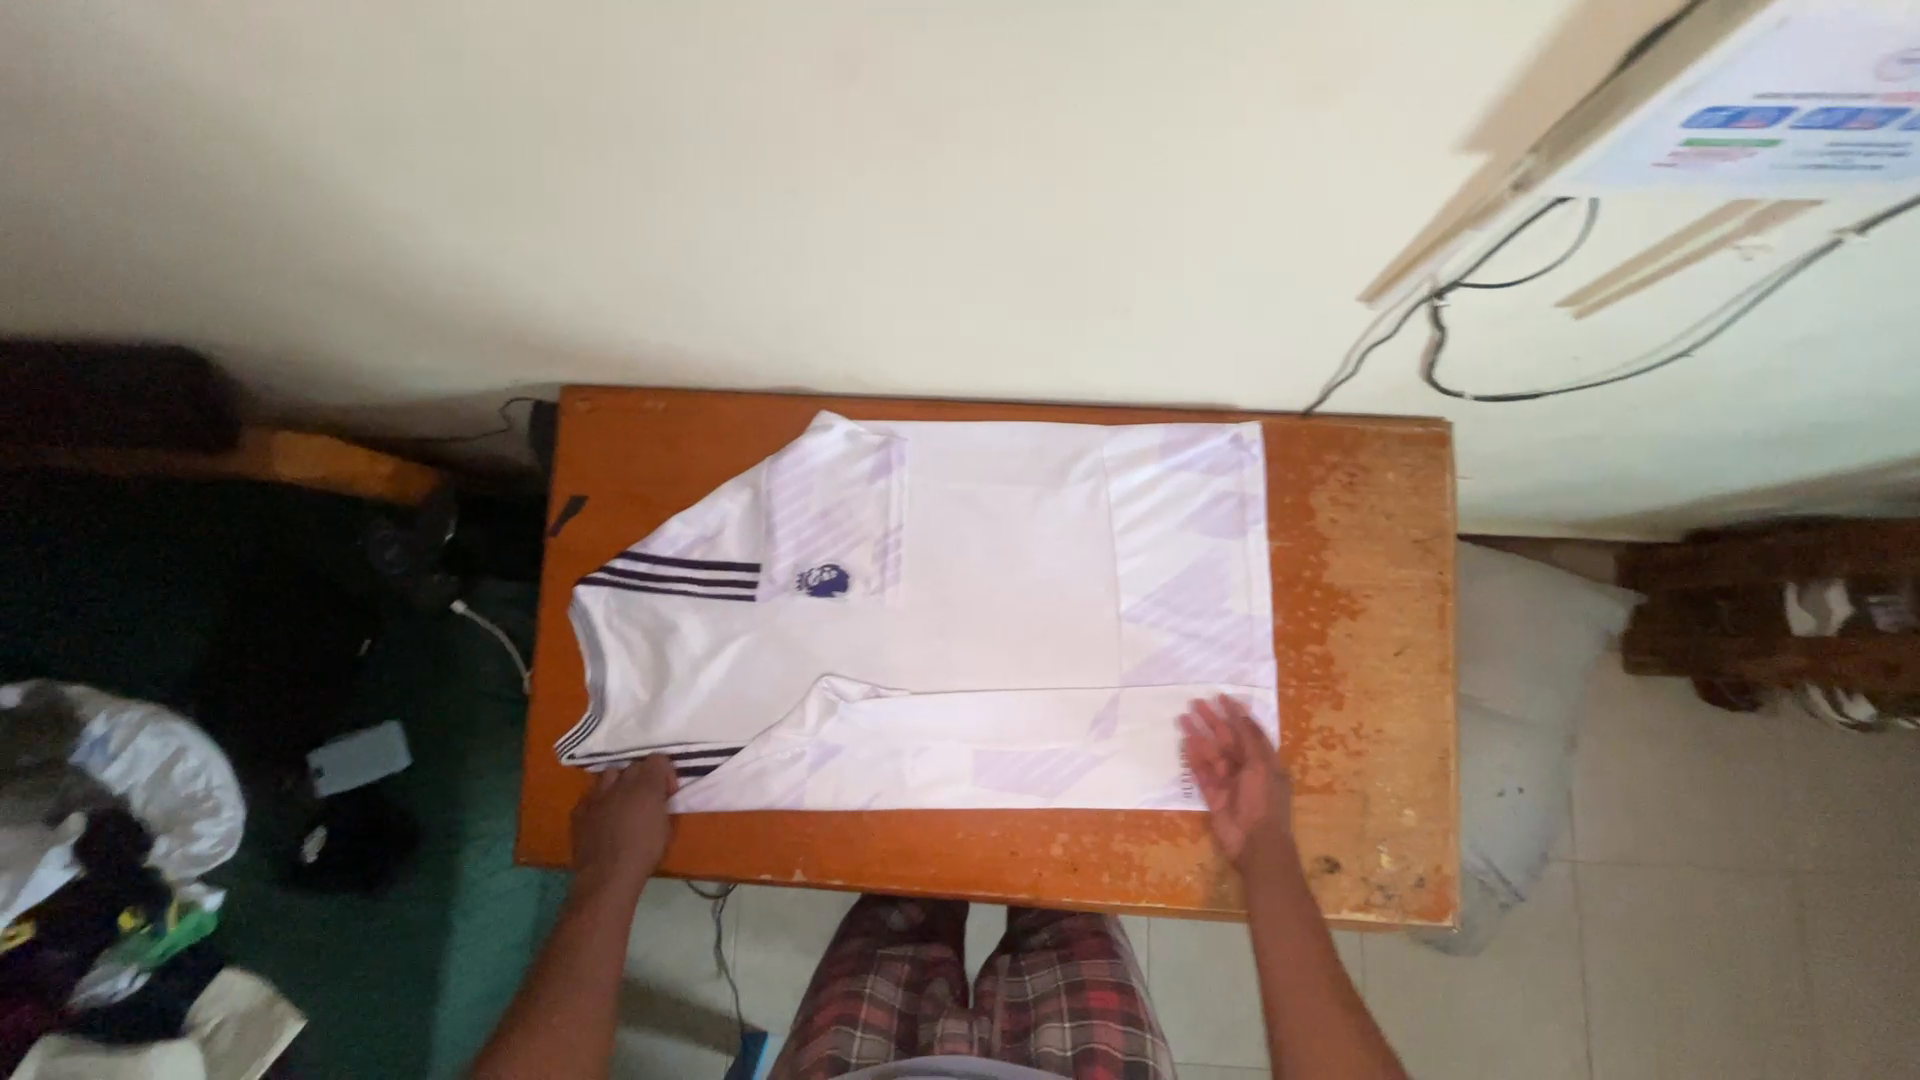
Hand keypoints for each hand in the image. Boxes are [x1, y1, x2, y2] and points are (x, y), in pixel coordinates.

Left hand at [570, 755, 677, 898]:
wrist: (607, 876)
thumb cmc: (644, 853)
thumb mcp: (666, 827)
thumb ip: (662, 804)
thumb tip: (659, 798)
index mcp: (647, 786)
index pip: (658, 759)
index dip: (665, 773)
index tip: (667, 793)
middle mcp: (621, 784)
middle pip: (634, 765)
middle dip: (643, 777)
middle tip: (647, 798)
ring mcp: (597, 796)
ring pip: (610, 775)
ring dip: (619, 784)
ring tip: (623, 802)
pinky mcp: (579, 811)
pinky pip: (591, 796)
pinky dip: (600, 801)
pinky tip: (603, 817)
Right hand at [1178, 695, 1293, 870]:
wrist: (1256, 844)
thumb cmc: (1264, 801)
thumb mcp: (1262, 765)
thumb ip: (1249, 738)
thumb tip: (1240, 713)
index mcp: (1265, 762)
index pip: (1249, 732)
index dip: (1237, 714)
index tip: (1221, 697)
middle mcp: (1247, 770)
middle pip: (1228, 740)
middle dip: (1213, 721)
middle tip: (1195, 703)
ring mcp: (1229, 783)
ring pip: (1212, 754)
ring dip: (1199, 736)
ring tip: (1183, 719)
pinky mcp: (1214, 796)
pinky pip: (1202, 773)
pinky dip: (1194, 759)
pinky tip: (1185, 744)